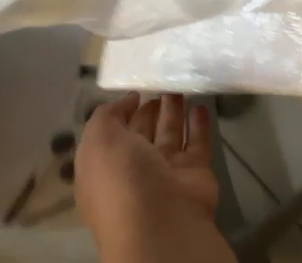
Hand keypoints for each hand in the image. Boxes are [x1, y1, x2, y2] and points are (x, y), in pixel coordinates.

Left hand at [76, 94, 218, 244]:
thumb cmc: (122, 181)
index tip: (138, 88)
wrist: (161, 218)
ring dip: (174, 112)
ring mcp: (164, 169)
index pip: (110, 134)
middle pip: (141, 133)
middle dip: (149, 110)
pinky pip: (197, 141)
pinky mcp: (194, 169)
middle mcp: (131, 168)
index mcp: (103, 167)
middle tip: (164, 82)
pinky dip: (199, 123)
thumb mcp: (99, 145)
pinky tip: (202, 106)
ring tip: (183, 87)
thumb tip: (127, 100)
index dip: (121, 112)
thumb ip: (106, 119)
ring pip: (169, 134)